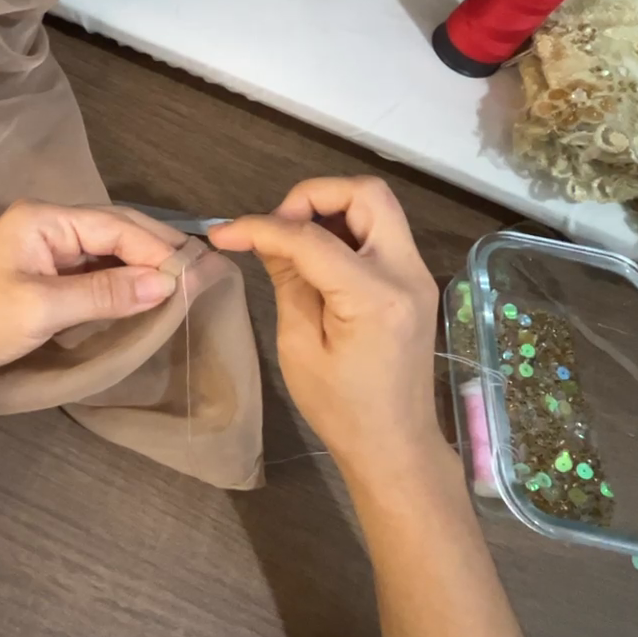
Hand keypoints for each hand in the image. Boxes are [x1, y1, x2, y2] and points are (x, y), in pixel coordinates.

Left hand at [0, 200, 185, 393]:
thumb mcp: (44, 308)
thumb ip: (106, 294)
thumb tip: (168, 283)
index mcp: (43, 218)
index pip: (114, 226)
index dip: (156, 249)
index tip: (196, 274)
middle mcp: (46, 226)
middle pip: (112, 233)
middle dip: (153, 253)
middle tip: (200, 275)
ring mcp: (42, 252)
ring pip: (104, 254)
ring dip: (138, 270)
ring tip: (181, 286)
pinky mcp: (40, 278)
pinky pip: (89, 274)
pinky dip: (116, 285)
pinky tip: (142, 297)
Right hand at [207, 177, 441, 471]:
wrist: (395, 444)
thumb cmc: (339, 407)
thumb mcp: (299, 344)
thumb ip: (287, 280)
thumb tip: (264, 238)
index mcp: (373, 297)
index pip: (310, 238)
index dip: (260, 227)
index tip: (222, 233)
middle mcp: (405, 273)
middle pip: (365, 193)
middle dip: (310, 196)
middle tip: (277, 227)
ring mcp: (415, 273)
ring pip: (375, 204)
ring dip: (328, 208)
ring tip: (291, 239)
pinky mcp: (412, 279)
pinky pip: (378, 230)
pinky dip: (343, 226)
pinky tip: (313, 255)